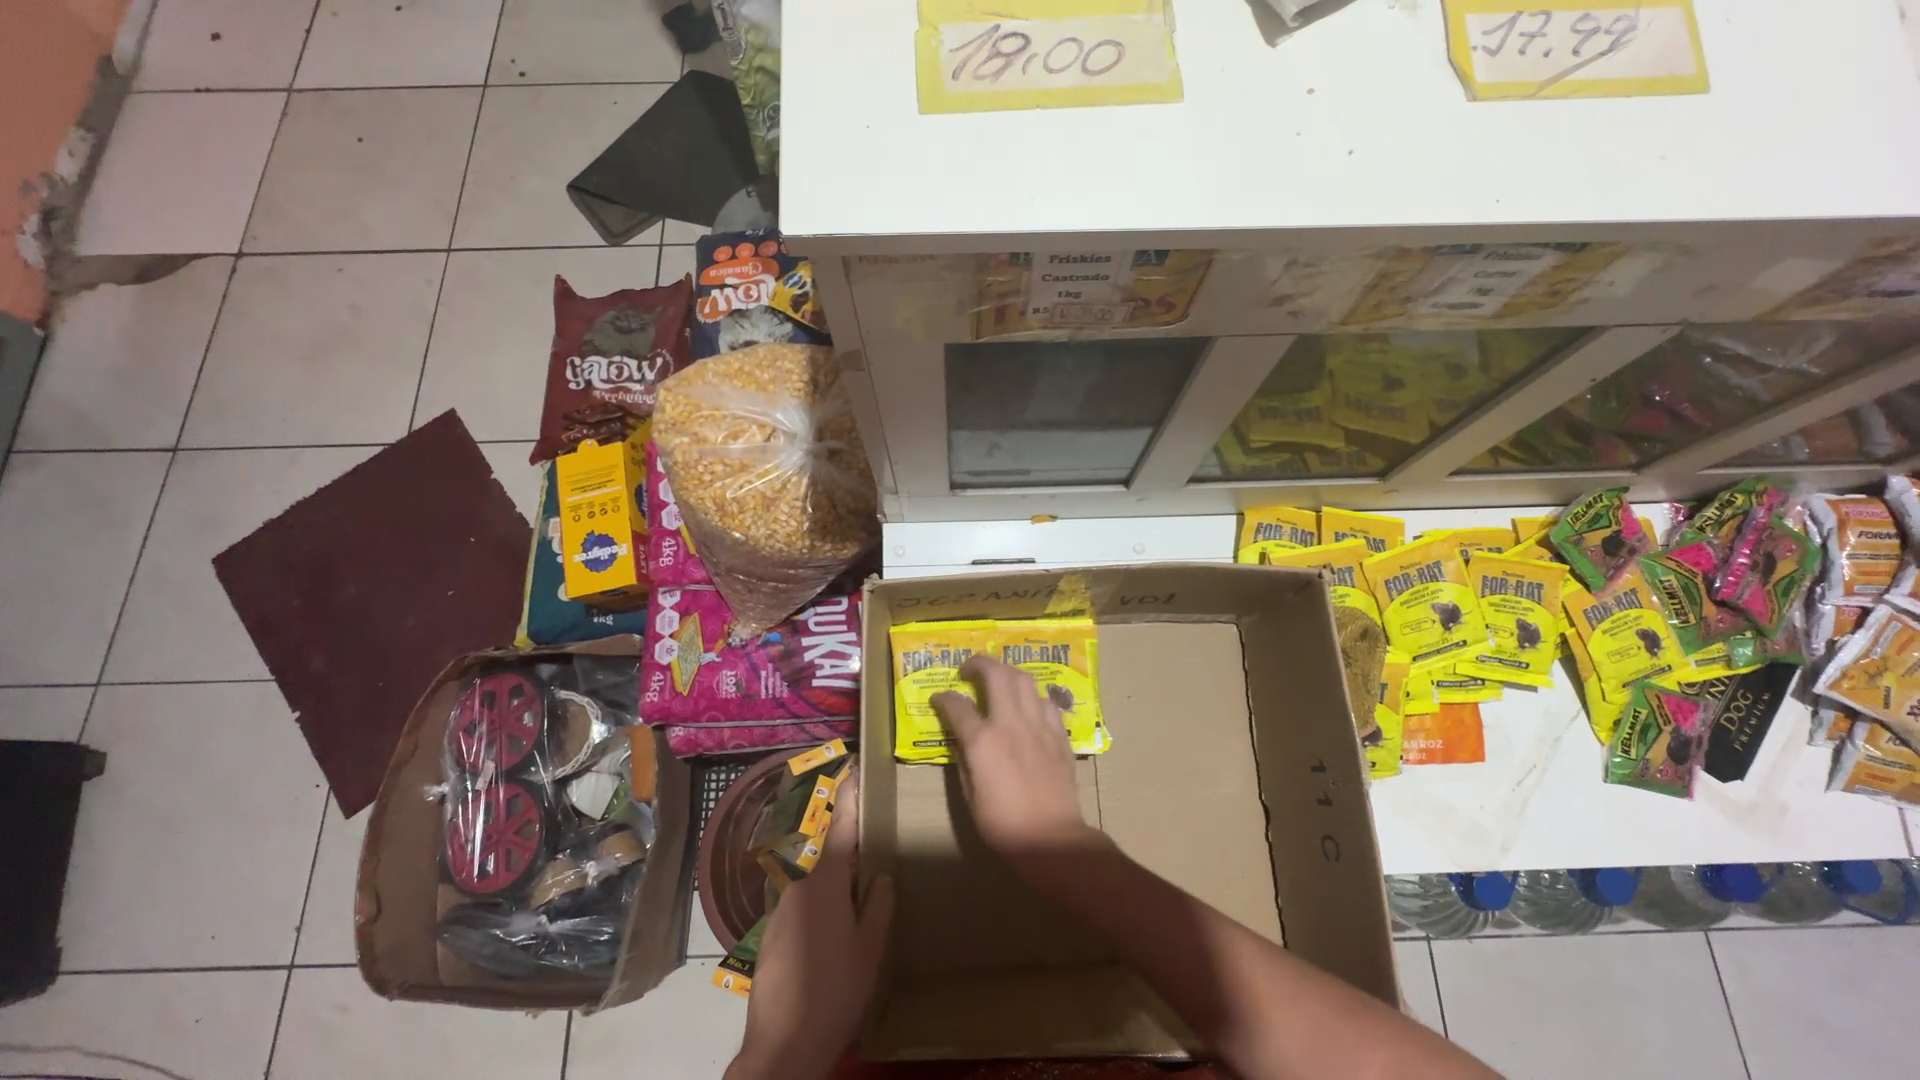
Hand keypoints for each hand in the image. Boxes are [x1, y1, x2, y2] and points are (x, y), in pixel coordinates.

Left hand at [728, 771, 894, 1079]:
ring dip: (830, 859)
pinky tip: (835, 908)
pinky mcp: (772, 929)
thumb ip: (879, 904)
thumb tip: (881, 874)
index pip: (840, 824)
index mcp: (825, 881)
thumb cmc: (836, 990)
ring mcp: (781, 906)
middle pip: (822, 843)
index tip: (854, 763)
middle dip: (840, 823)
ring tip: (857, 861)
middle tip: (864, 811)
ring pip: (810, 870)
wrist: (784, 1041)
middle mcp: (798, 884)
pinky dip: (819, 886)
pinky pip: (801, 893)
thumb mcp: (872, 947)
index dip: (849, 792)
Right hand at [932, 656, 1100, 865]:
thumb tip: (962, 737)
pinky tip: (1028, 707)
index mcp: (983, 741)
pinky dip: (1032, 697)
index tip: (938, 698)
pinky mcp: (1059, 735)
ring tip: (998, 680)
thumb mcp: (968, 793)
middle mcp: (1011, 723)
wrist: (1050, 838)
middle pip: (996, 674)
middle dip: (978, 664)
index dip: (943, 698)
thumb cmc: (1001, 823)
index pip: (957, 705)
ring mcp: (1039, 726)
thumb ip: (964, 757)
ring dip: (1007, 674)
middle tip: (968, 669)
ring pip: (1025, 680)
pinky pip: (1046, 702)